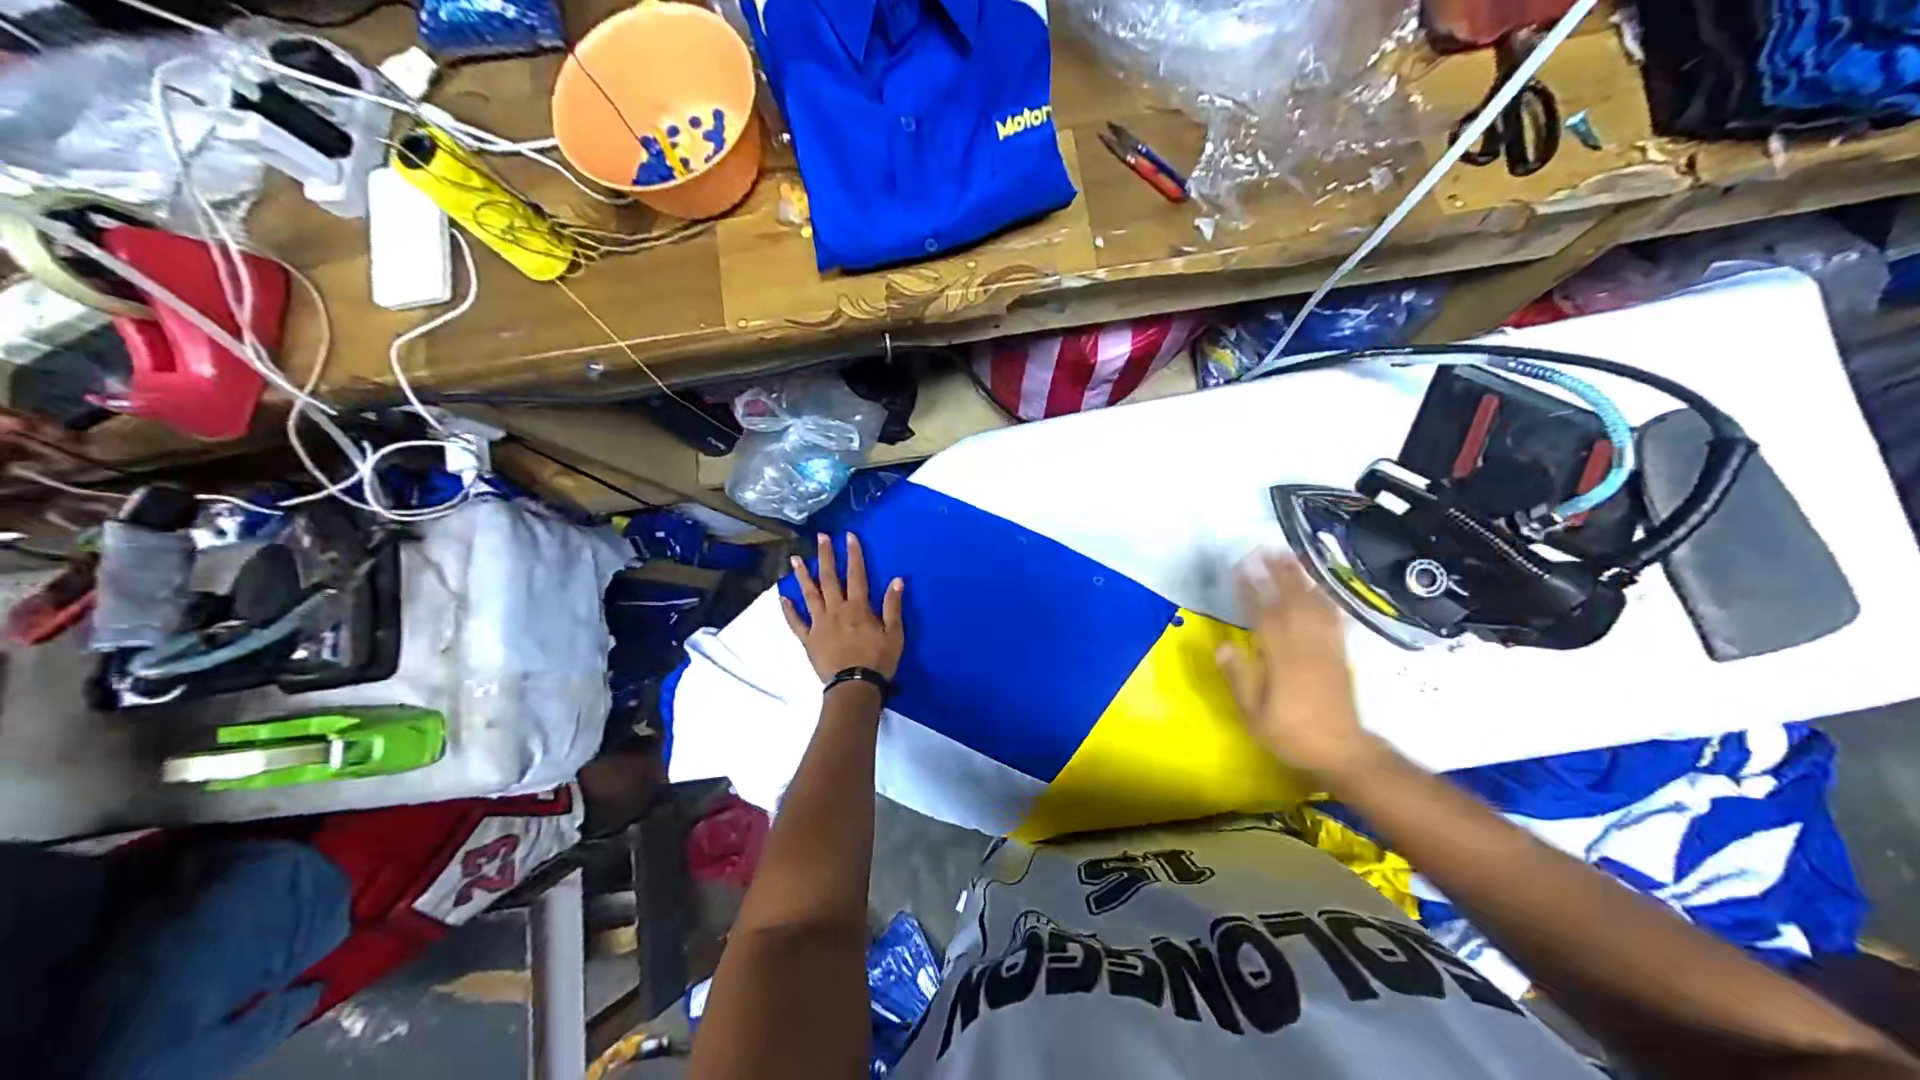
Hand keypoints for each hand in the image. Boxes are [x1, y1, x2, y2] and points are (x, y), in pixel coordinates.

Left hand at [783, 532, 905, 681]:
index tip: (849, 536)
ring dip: (803, 575)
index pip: (857, 574)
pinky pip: (796, 623)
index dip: (854, 554)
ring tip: (795, 558)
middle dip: (826, 556)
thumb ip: (893, 606)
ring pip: (809, 595)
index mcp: (858, 608)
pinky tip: (783, 598)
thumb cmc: (878, 660)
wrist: (855, 687)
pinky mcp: (808, 639)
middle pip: (830, 578)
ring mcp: (819, 624)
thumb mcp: (894, 633)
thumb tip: (897, 580)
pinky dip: (789, 610)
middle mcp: (836, 610)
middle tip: (820, 537)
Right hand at [1215, 552, 1381, 779]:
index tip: (1239, 568)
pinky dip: (1326, 599)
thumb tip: (1223, 646)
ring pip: (1313, 605)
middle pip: (1291, 602)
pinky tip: (1320, 588)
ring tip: (1289, 557)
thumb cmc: (1292, 735)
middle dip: (1277, 573)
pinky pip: (1334, 619)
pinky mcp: (1340, 654)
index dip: (1250, 590)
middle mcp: (1306, 647)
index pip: (1263, 616)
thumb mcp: (1255, 715)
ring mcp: (1326, 648)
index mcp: (1282, 660)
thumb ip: (1240, 679)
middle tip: (1263, 550)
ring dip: (1300, 579)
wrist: (1342, 751)